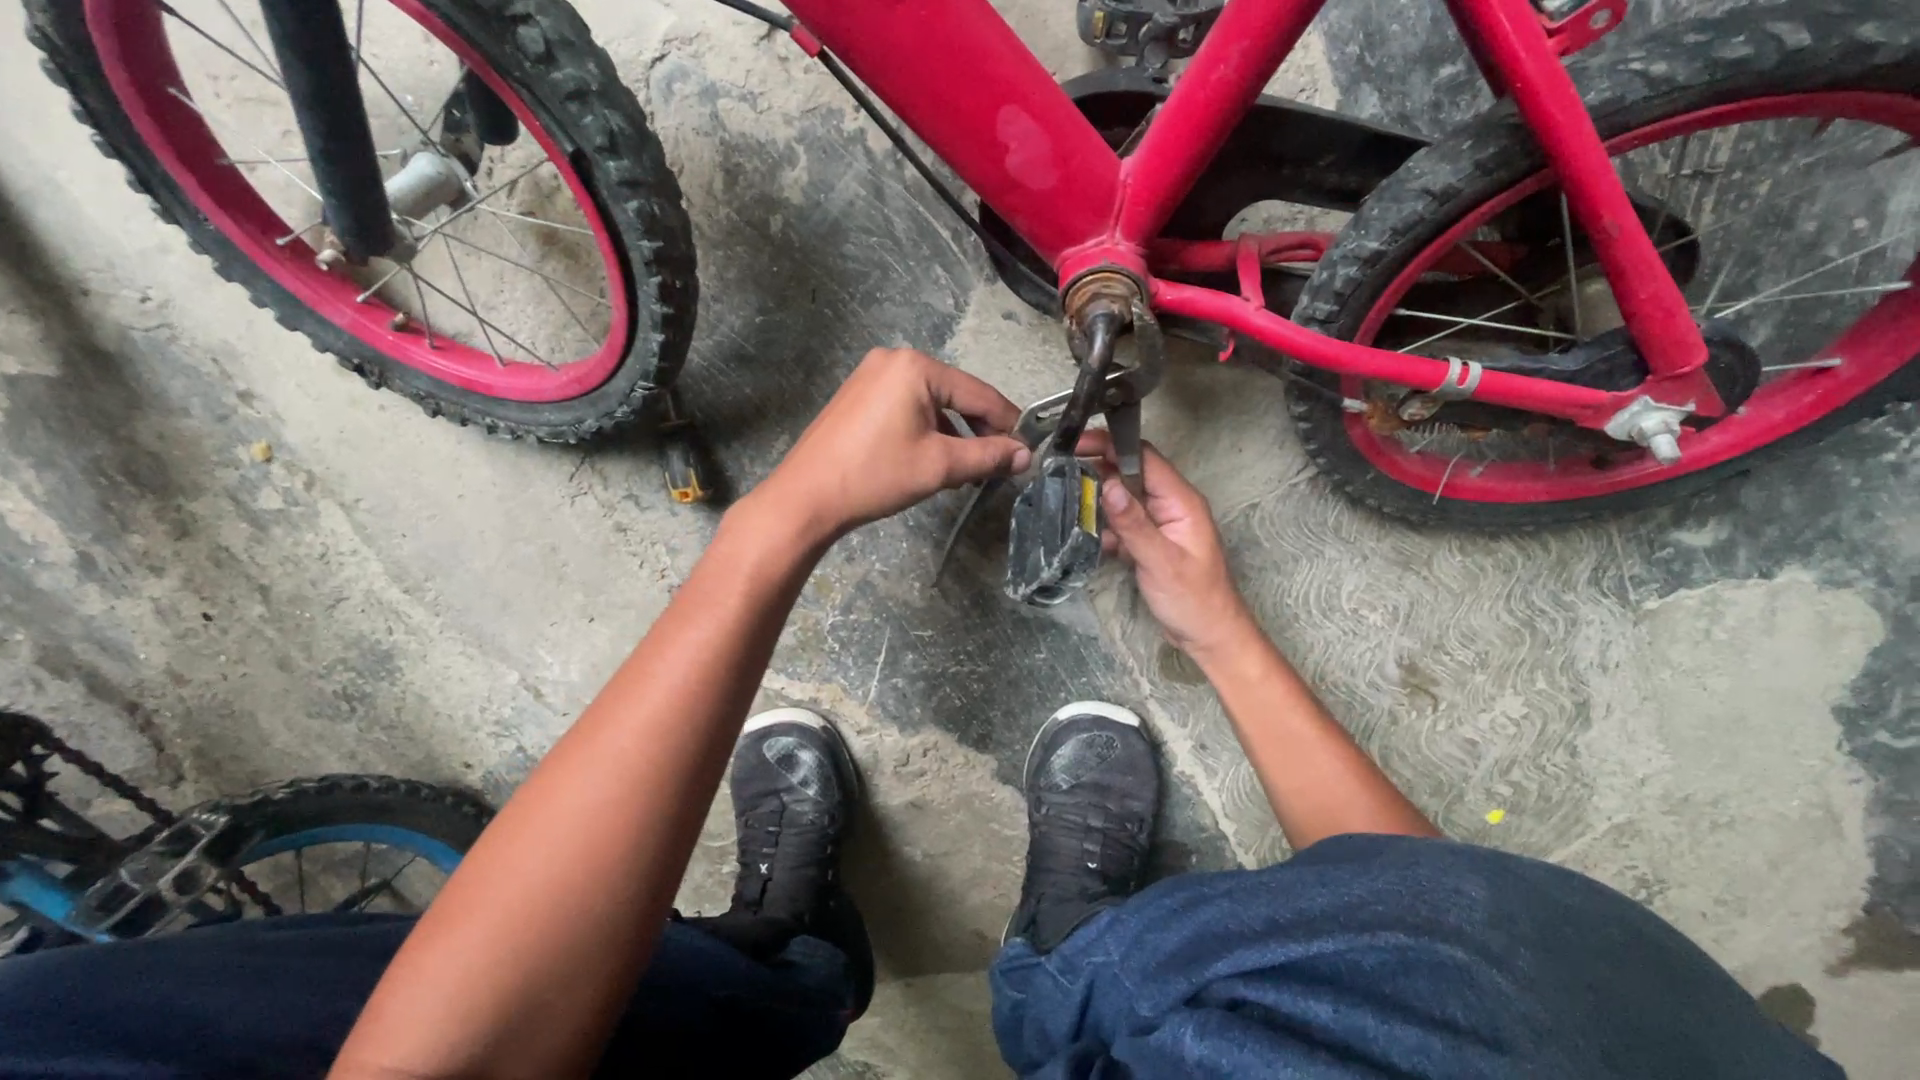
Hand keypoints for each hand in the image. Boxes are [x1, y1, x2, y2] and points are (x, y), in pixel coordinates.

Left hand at [751, 348, 1031, 542]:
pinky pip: (906, 408)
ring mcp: (871, 376)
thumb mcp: (940, 467)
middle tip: (996, 466)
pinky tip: (931, 462)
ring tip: (964, 472)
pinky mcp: (858, 396)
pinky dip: (926, 431)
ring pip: (931, 404)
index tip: (1027, 451)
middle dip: (978, 432)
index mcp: (916, 367)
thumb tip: (1026, 455)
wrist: (806, 497)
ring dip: (953, 435)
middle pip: (955, 396)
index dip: (1007, 424)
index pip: (979, 394)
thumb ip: (988, 456)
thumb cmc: (876, 476)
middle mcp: (893, 360)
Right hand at [1077, 431, 1255, 657]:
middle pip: (1131, 473)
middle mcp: (1171, 505)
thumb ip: (1133, 522)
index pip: (1144, 458)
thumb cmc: (1193, 599)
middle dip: (1098, 470)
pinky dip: (1106, 527)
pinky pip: (1125, 523)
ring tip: (1068, 502)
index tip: (1077, 445)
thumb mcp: (1160, 561)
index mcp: (1181, 501)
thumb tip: (1108, 484)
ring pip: (1125, 498)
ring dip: (1099, 500)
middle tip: (1061, 471)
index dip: (1110, 446)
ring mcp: (1161, 523)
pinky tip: (1089, 537)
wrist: (1210, 636)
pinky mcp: (1152, 542)